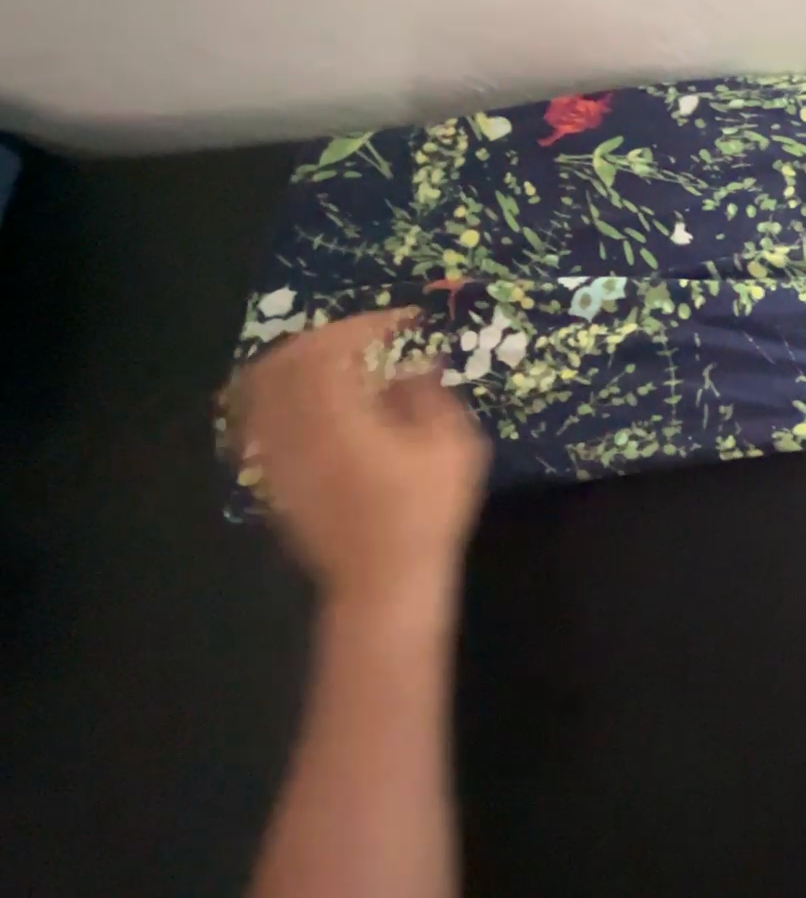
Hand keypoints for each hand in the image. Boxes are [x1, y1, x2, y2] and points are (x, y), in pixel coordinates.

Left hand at [235, 310, 489, 613]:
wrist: (383, 576)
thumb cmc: (428, 511)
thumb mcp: (454, 449)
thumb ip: (430, 398)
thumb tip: (416, 363)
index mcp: (340, 420)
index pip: (333, 350)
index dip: (367, 325)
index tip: (405, 321)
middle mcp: (294, 429)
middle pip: (286, 360)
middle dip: (329, 337)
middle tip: (371, 335)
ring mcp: (275, 452)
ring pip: (262, 386)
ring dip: (299, 361)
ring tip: (342, 360)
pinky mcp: (271, 473)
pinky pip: (259, 416)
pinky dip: (283, 393)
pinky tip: (317, 400)